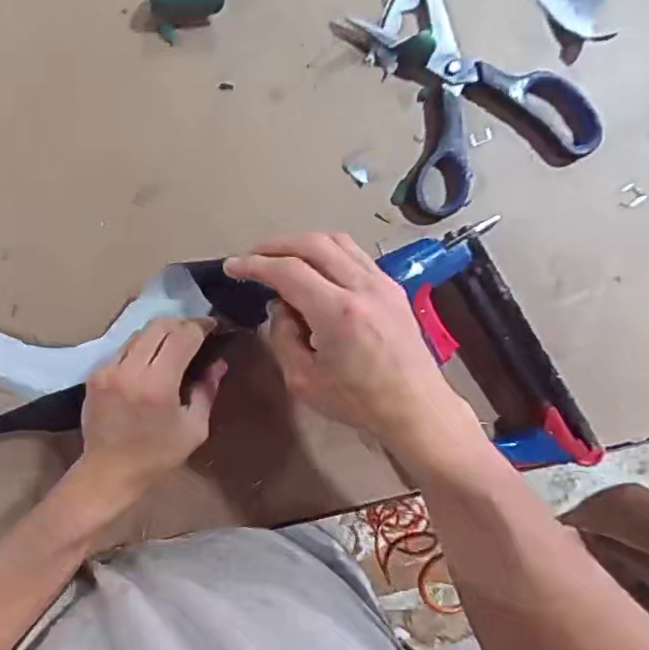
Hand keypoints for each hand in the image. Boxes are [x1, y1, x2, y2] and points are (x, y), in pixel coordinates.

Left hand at [77, 318, 227, 497]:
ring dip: (159, 334)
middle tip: (195, 333)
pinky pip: (122, 349)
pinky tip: (149, 363)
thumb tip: (218, 363)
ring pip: (138, 334)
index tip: (212, 328)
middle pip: (159, 325)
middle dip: (181, 324)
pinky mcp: (95, 374)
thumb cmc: (157, 456)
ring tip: (173, 346)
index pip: (182, 336)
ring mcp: (108, 370)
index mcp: (157, 384)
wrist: (109, 471)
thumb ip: (207, 390)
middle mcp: (130, 370)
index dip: (200, 326)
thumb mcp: (193, 428)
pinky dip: (140, 349)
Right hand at [225, 233, 481, 456]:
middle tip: (252, 256)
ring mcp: (382, 283)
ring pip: (338, 242)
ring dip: (303, 243)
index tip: (233, 266)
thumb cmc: (358, 401)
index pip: (288, 271)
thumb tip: (280, 309)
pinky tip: (315, 269)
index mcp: (338, 312)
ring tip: (281, 256)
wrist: (416, 407)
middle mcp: (362, 287)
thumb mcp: (303, 380)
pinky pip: (355, 255)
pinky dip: (327, 253)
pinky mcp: (392, 288)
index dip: (255, 265)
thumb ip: (283, 338)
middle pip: (313, 244)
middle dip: (276, 245)